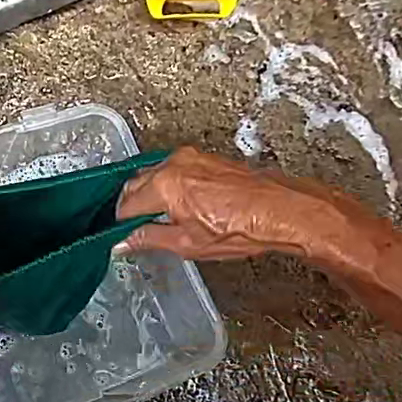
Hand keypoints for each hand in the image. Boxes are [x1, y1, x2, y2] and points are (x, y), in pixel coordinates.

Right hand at [116, 147, 387, 268]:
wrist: (282, 211)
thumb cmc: (242, 228)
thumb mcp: (187, 243)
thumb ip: (148, 238)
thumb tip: (123, 242)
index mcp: (164, 185)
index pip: (125, 206)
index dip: (119, 225)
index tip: (119, 237)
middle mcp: (173, 164)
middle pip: (134, 186)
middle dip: (129, 208)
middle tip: (132, 230)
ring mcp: (190, 157)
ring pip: (151, 175)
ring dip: (147, 195)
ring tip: (155, 220)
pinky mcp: (203, 158)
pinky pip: (171, 169)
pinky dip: (164, 186)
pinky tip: (174, 205)